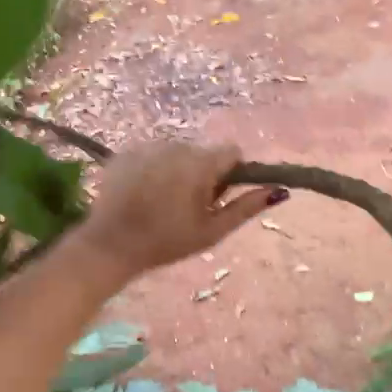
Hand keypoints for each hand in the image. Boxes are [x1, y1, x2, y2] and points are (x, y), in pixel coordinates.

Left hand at [77, 143, 284, 276]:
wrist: (111, 245)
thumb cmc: (167, 242)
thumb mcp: (212, 231)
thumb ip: (246, 207)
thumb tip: (280, 190)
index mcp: (200, 163)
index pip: (232, 152)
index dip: (230, 174)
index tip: (216, 198)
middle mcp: (175, 145)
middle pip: (202, 153)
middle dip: (201, 174)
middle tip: (185, 208)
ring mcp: (147, 146)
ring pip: (176, 153)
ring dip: (176, 172)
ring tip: (160, 203)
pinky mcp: (125, 152)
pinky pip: (150, 155)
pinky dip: (151, 170)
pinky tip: (141, 196)